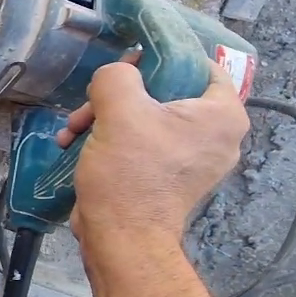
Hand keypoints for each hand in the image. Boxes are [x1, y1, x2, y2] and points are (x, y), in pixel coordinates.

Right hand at [59, 61, 249, 250]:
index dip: (160, 59)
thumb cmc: (129, 174)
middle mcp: (217, 137)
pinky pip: (140, 147)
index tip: (125, 65)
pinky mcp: (167, 181)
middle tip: (87, 110)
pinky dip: (110, 144)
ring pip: (145, 121)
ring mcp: (192, 162)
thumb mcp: (119, 111)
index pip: (200, 66)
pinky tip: (77, 149)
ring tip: (73, 134)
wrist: (121, 237)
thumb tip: (114, 74)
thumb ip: (117, 77)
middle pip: (163, 96)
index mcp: (222, 115)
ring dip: (104, 122)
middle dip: (116, 100)